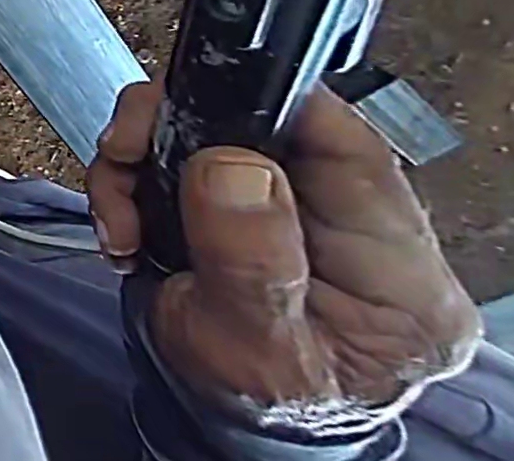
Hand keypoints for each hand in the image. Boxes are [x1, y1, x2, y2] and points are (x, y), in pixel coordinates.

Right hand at [88, 83, 480, 435]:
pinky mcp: (238, 191)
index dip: (271, 108)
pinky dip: (134, 169)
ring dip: (140, 153)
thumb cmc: (254, 400)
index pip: (350, 149)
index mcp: (394, 270)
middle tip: (124, 155)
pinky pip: (178, 147)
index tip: (192, 104)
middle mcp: (347, 220)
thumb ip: (253, 265)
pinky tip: (124, 215)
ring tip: (118, 212)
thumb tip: (239, 166)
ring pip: (206, 124)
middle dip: (172, 127)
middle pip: (262, 121)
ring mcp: (288, 200)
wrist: (218, 410)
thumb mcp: (256, 351)